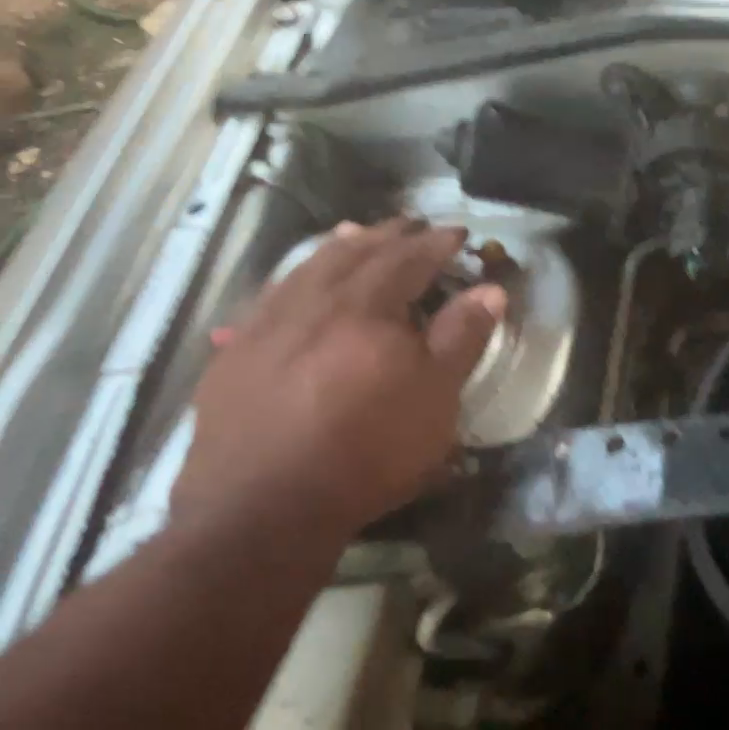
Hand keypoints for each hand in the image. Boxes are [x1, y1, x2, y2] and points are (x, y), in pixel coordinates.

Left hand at [173, 219, 505, 534]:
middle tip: (409, 224)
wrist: (262, 514)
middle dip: (384, 236)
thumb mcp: (437, 395)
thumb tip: (489, 288)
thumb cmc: (369, 451)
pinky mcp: (229, 366)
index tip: (458, 234)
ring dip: (334, 250)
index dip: (435, 244)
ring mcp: (260, 334)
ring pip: (301, 274)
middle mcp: (309, 308)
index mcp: (365, 311)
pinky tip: (291, 290)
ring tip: (352, 235)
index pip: (405, 260)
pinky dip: (289, 284)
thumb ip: (462, 336)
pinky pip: (263, 305)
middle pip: (349, 256)